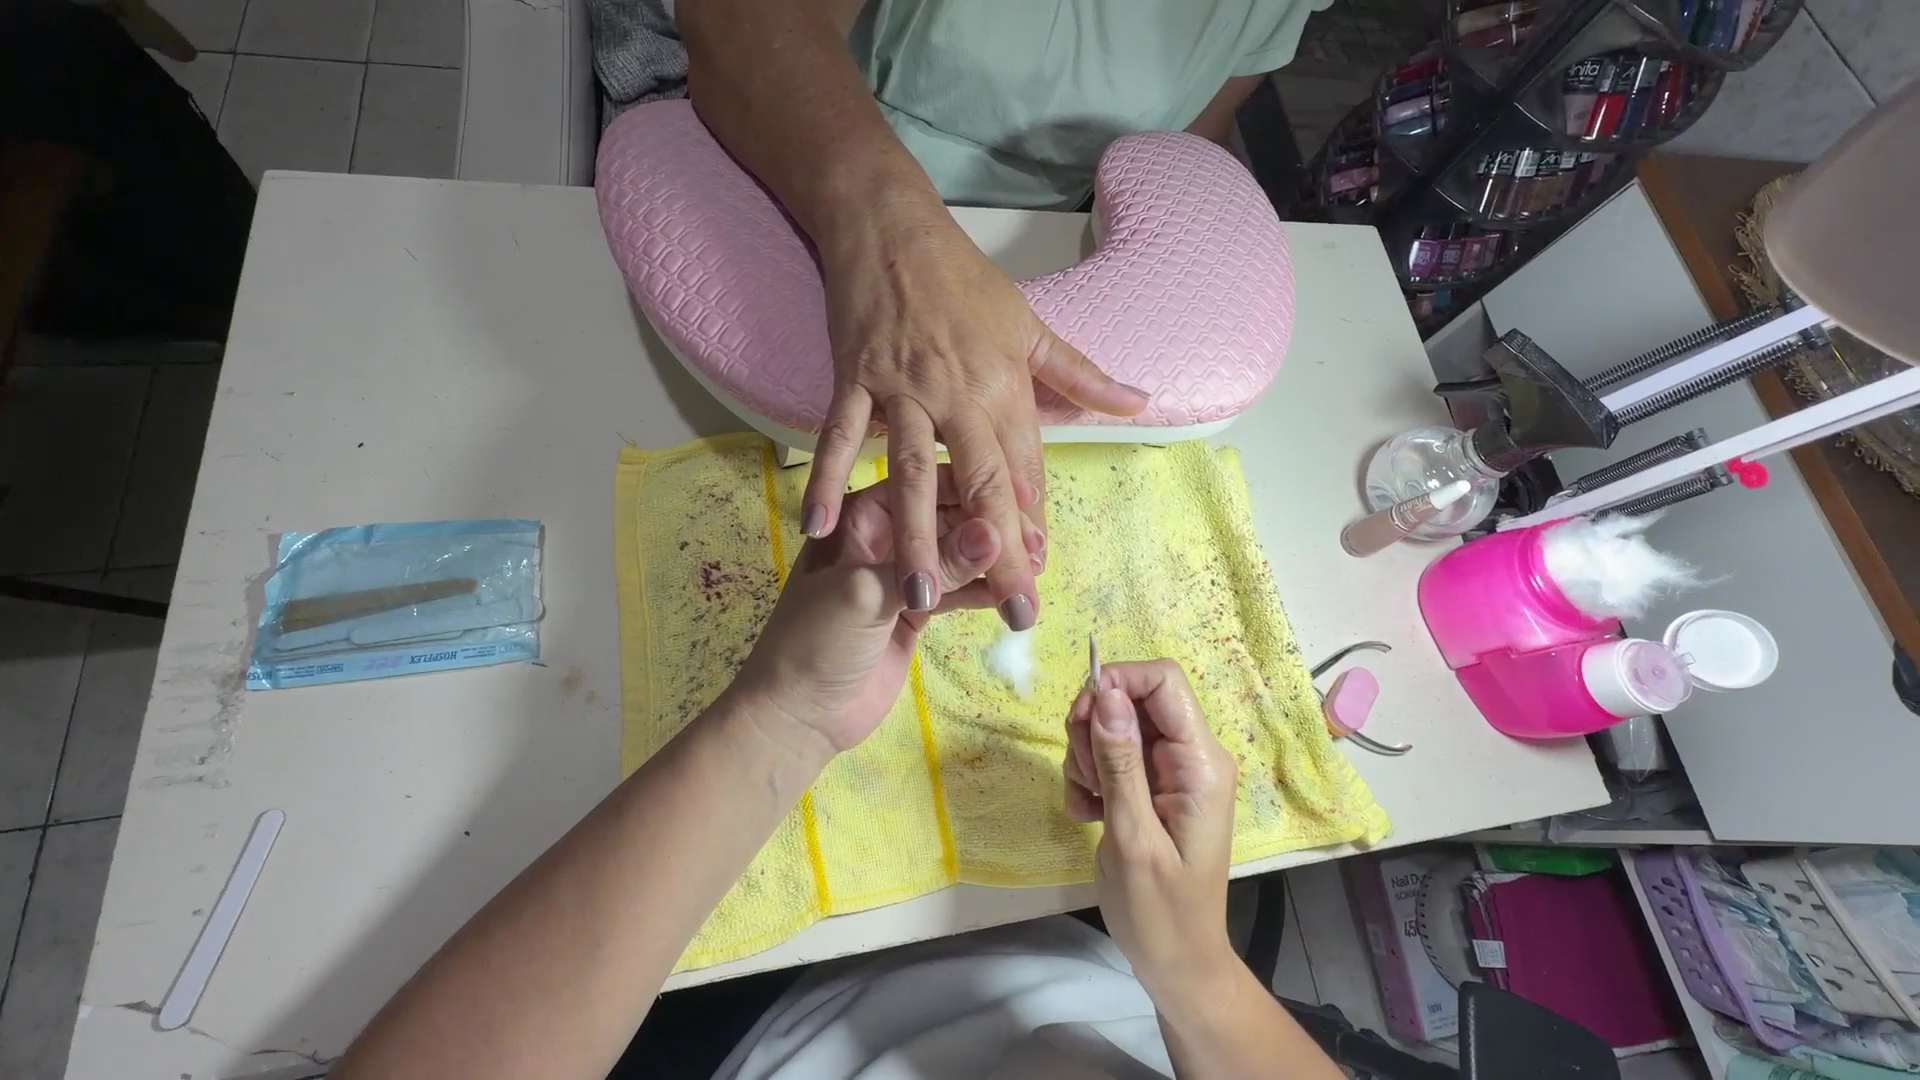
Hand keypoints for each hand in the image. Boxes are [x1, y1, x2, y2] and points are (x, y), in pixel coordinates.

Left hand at [732, 465, 1026, 754]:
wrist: (797, 716)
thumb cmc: (814, 641)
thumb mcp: (869, 594)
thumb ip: (933, 565)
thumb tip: (995, 534)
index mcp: (862, 514)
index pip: (926, 485)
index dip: (974, 489)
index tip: (1021, 497)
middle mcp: (885, 536)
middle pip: (950, 519)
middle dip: (992, 528)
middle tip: (1036, 544)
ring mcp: (902, 575)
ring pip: (957, 557)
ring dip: (994, 563)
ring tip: (1036, 569)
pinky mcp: (915, 611)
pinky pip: (957, 592)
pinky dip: (983, 592)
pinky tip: (1013, 595)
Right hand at [799, 206, 1150, 631]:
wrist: (890, 227)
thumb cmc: (963, 279)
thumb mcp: (1030, 325)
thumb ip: (1082, 375)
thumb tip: (1141, 403)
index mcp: (1004, 386)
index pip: (1025, 469)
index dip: (1033, 524)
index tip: (1038, 577)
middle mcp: (958, 396)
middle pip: (981, 485)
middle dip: (998, 553)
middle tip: (1011, 613)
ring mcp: (902, 391)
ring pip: (914, 474)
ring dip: (917, 537)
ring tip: (920, 597)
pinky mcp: (853, 382)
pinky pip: (839, 438)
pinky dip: (828, 481)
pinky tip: (820, 531)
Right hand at [1064, 660, 1240, 1002]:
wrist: (1175, 961)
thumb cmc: (1160, 911)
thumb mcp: (1133, 837)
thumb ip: (1120, 762)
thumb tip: (1104, 693)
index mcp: (1200, 762)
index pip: (1163, 680)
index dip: (1118, 681)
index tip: (1081, 717)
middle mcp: (1189, 754)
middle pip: (1131, 698)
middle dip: (1094, 726)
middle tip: (1084, 775)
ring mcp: (1168, 769)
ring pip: (1112, 725)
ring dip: (1086, 756)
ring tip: (1089, 803)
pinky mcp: (1148, 784)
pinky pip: (1108, 754)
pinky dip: (1088, 776)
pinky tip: (1089, 813)